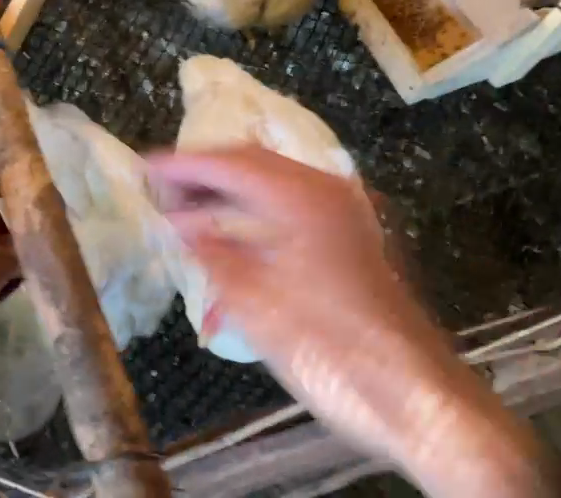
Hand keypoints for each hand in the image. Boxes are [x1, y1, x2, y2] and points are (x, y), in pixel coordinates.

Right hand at [150, 149, 560, 497]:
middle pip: (250, 164)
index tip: (144, 168)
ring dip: (225, 198)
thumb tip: (177, 224)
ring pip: (268, 187)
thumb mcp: (255, 303)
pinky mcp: (345, 240)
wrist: (416, 397)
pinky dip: (250, 219)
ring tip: (182, 216)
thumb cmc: (331, 347)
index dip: (182, 165)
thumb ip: (211, 253)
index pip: (228, 162)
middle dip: (202, 175)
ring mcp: (339, 215)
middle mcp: (322, 192)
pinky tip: (225, 247)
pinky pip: (285, 210)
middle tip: (160, 190)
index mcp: (300, 196)